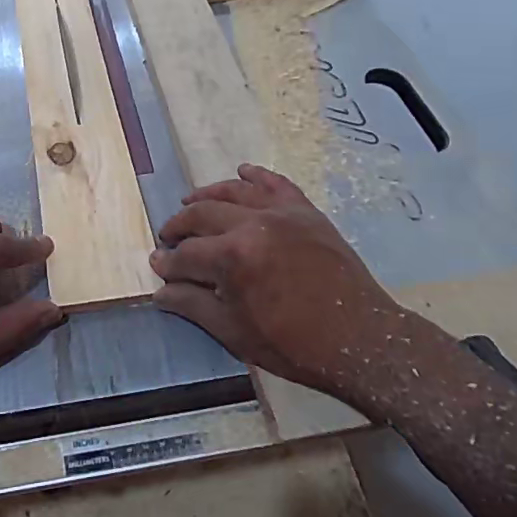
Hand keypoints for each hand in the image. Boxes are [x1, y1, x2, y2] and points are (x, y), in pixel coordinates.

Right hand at [150, 163, 413, 397]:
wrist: (360, 339)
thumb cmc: (293, 344)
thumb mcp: (234, 332)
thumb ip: (192, 305)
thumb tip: (161, 290)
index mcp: (233, 256)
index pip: (187, 254)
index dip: (168, 262)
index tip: (157, 265)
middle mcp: (254, 224)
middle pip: (203, 215)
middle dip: (179, 226)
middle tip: (168, 238)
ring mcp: (283, 213)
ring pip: (235, 191)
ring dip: (207, 195)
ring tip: (189, 202)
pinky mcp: (306, 212)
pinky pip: (277, 184)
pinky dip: (257, 176)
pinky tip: (242, 172)